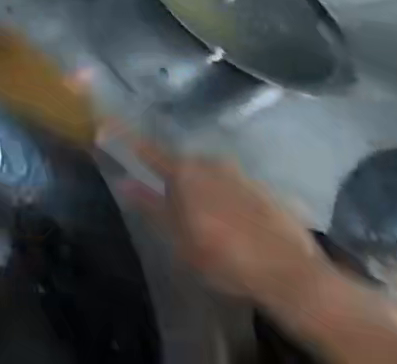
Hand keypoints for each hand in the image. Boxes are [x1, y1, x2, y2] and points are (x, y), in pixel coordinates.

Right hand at [118, 133, 328, 301]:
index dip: (125, 137)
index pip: (146, 149)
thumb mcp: (177, 236)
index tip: (107, 122)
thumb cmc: (222, 255)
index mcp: (182, 170)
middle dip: (174, 175)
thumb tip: (122, 182)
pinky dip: (229, 200)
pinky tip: (235, 223)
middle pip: (182, 163)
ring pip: (211, 175)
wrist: (290, 273)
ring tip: (206, 215)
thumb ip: (149, 205)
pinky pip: (237, 189)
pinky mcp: (267, 191)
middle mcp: (209, 162)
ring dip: (204, 188)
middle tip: (170, 199)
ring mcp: (241, 174)